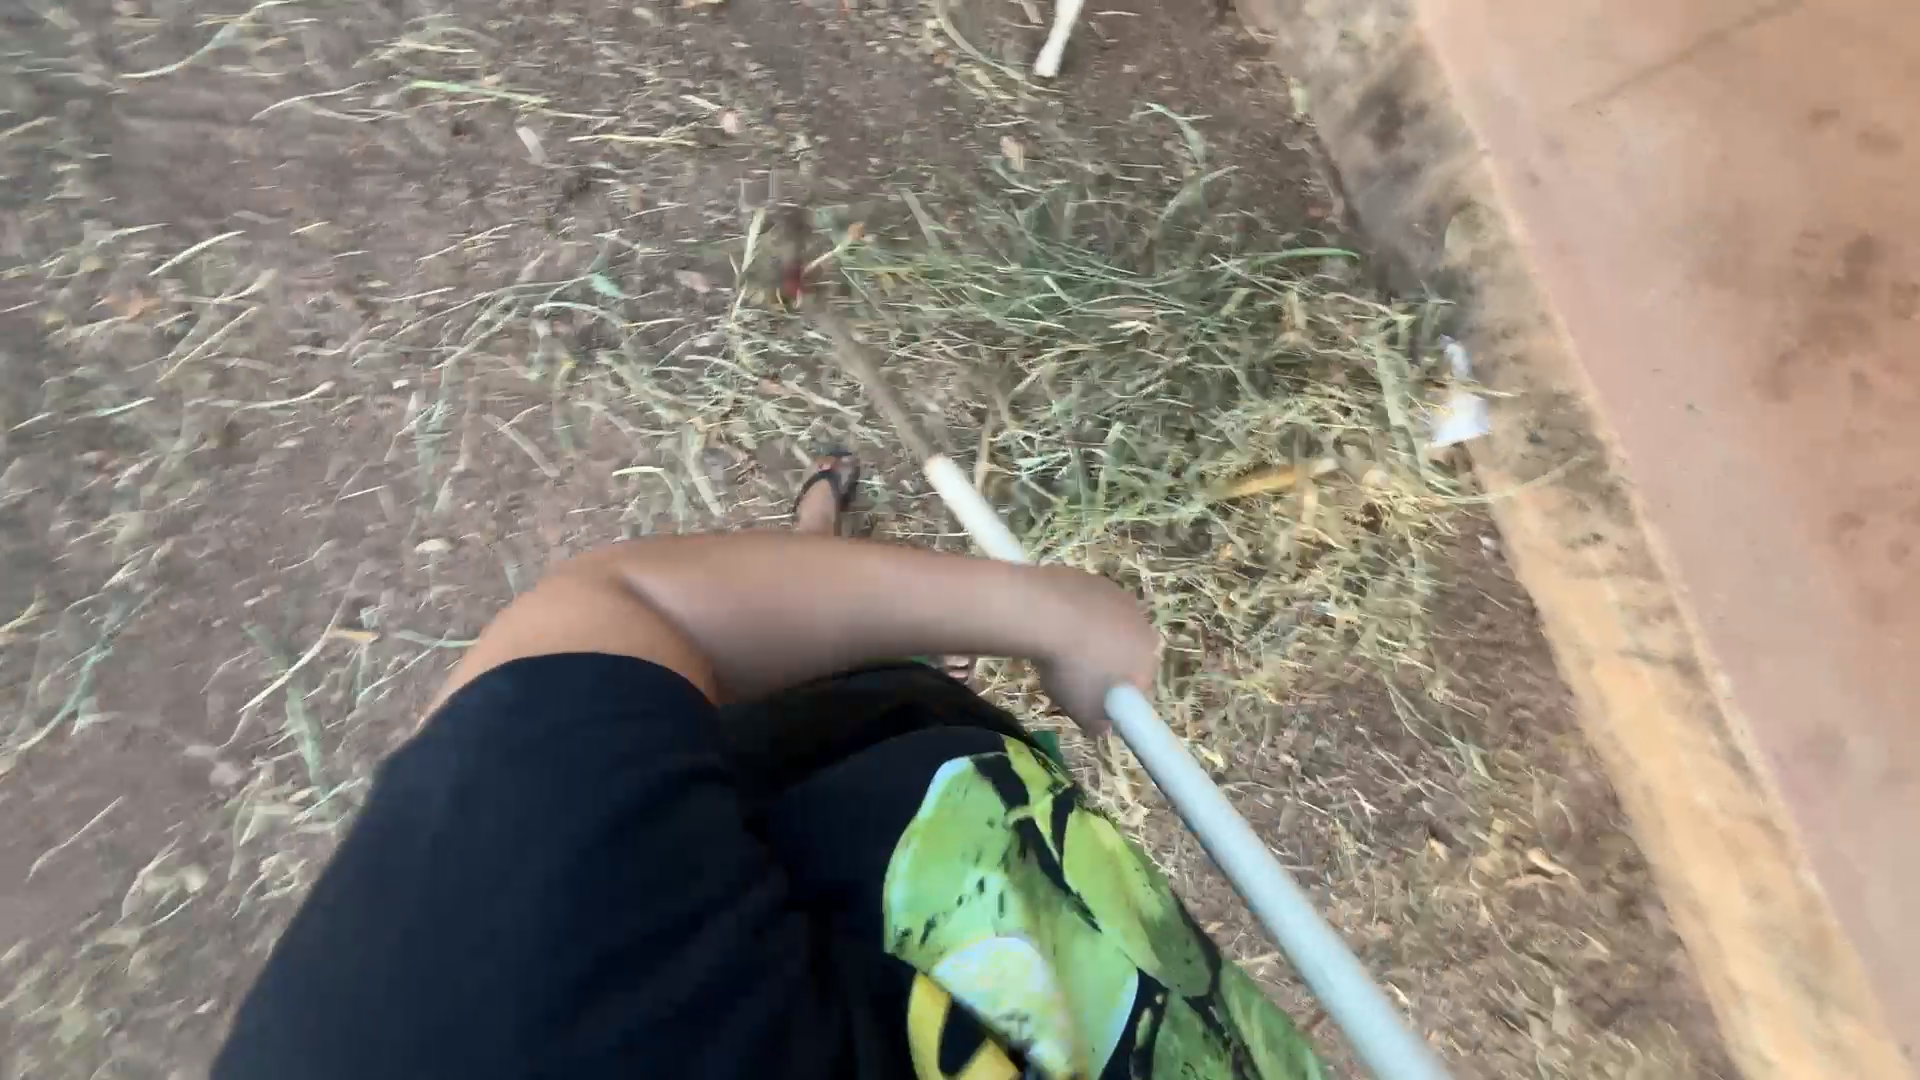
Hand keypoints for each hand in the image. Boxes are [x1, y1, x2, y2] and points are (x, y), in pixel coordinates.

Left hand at [1030, 566, 1159, 735]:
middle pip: (1125, 653)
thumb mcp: (1084, 711)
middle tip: (1071, 676)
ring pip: (1107, 627)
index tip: (1090, 701)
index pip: (1139, 687)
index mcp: (1148, 659)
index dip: (1115, 698)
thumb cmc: (1072, 670)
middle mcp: (1142, 625)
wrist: (1044, 613)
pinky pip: (1087, 605)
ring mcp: (1119, 597)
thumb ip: (1099, 725)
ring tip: (1056, 648)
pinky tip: (1051, 621)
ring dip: (1089, 637)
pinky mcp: (1094, 579)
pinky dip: (1074, 613)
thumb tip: (1103, 727)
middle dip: (1103, 665)